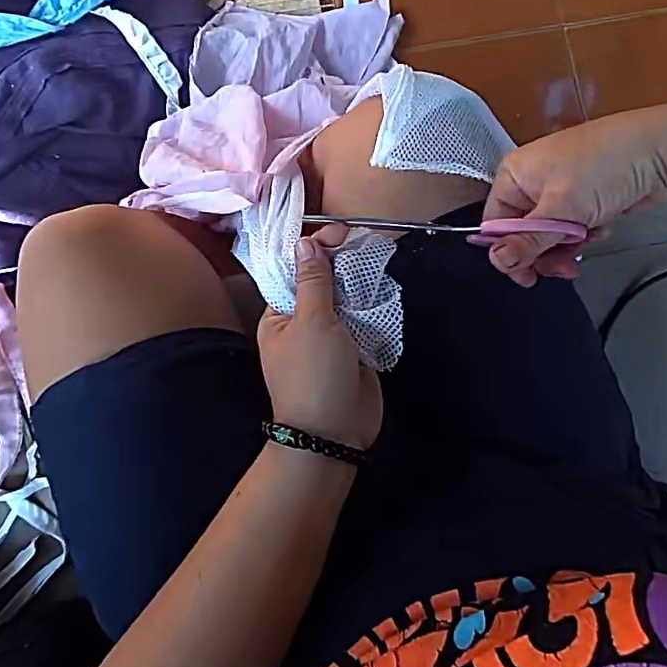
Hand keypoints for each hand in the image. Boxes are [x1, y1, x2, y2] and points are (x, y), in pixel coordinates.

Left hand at [258, 224, 382, 449]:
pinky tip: (386, 286)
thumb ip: (313, 281)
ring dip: (361, 282)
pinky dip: (374, 305)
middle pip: (323, 281)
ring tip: (379, 258)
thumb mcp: (311, 322)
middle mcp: (303, 322)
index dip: (316, 247)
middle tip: (366, 243)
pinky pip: (364, 319)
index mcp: (280, 314)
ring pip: (347, 298)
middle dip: (342, 262)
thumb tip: (306, 243)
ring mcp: (331, 336)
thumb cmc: (314, 375)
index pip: (295, 270)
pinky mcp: (355, 349)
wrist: (334, 434)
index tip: (341, 232)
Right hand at [483, 106, 666, 285]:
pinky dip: (588, 231)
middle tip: (564, 264)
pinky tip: (603, 223)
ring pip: (552, 235)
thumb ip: (527, 241)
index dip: (509, 253)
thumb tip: (498, 261)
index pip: (496, 225)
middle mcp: (532, 181)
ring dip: (570, 243)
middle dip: (545, 252)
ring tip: (589, 235)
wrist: (658, 150)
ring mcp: (559, 188)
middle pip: (523, 234)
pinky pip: (574, 227)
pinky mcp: (583, 196)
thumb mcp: (559, 211)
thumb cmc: (605, 166)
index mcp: (514, 175)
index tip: (528, 274)